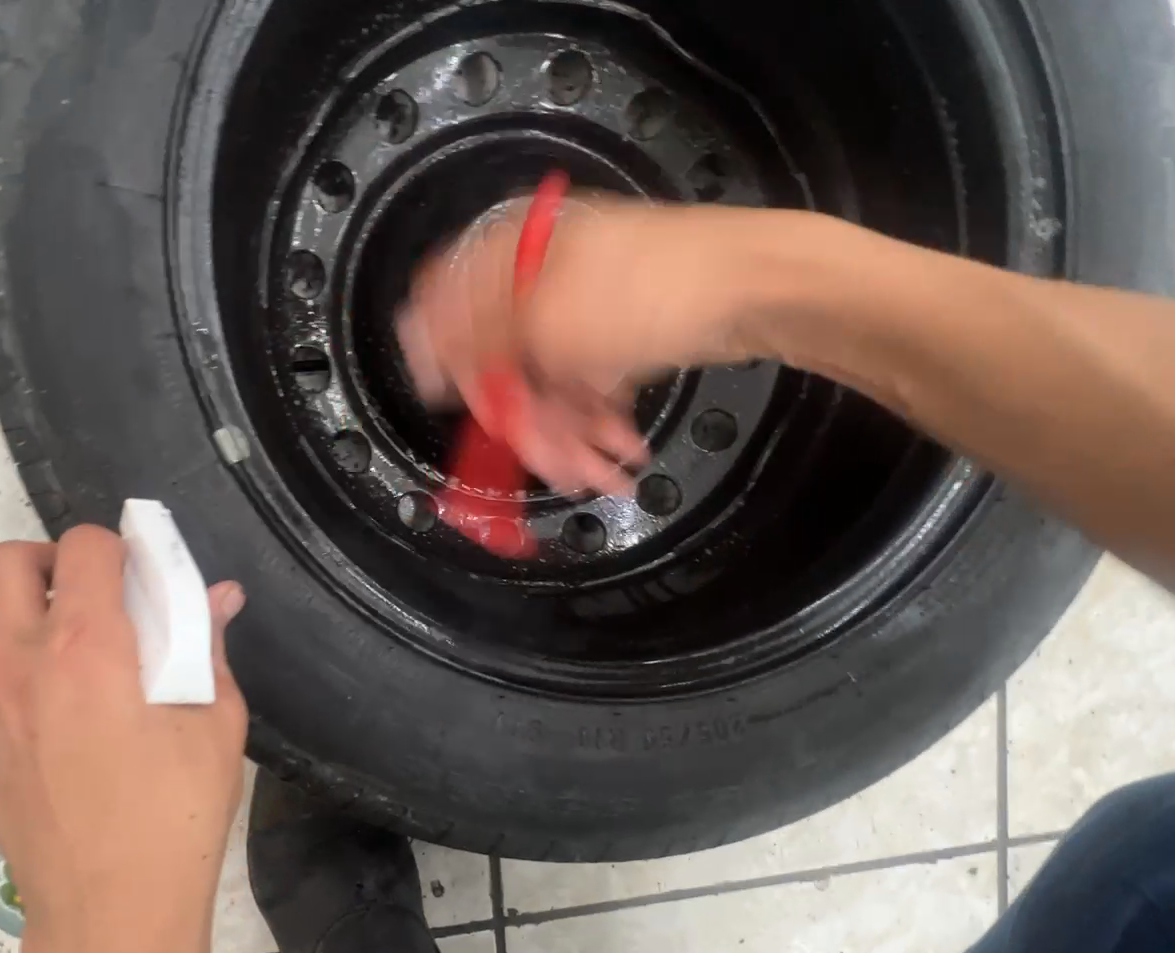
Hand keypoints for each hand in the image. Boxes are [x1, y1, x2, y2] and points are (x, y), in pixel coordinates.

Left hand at [0, 526, 246, 952]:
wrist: (111, 918)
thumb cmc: (178, 814)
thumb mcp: (215, 722)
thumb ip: (209, 645)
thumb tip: (220, 595)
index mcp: (88, 647)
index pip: (83, 547)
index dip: (118, 544)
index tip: (143, 571)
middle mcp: (21, 664)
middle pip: (7, 563)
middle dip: (52, 562)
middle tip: (98, 598)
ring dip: (30, 617)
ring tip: (81, 659)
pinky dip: (19, 681)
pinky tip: (61, 729)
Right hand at [397, 196, 821, 491]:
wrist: (755, 288)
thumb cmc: (647, 293)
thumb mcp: (546, 322)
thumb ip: (477, 340)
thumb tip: (419, 345)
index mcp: (511, 254)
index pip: (447, 303)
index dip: (442, 358)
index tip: (451, 403)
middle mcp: (537, 278)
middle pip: (502, 363)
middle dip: (527, 422)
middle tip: (550, 464)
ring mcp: (578, 308)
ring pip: (547, 385)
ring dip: (566, 437)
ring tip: (596, 476)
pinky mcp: (612, 335)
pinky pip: (583, 387)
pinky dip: (595, 424)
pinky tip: (616, 456)